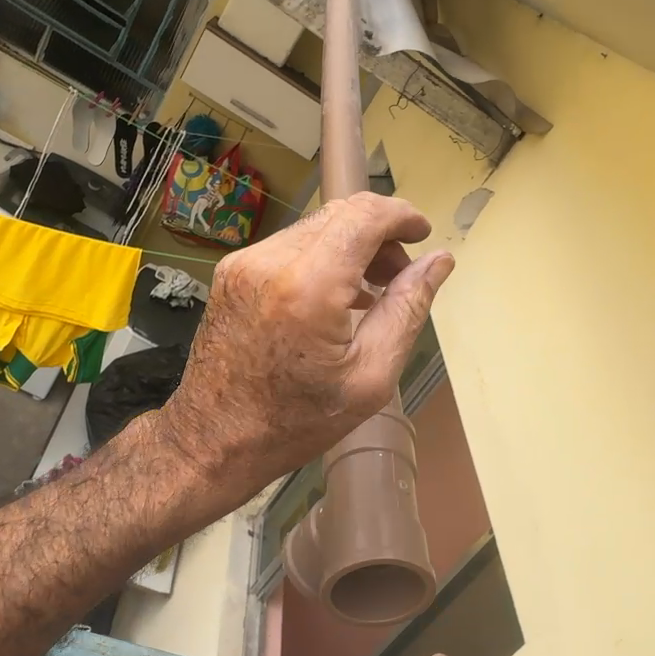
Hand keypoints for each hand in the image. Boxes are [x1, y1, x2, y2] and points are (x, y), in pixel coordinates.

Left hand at [159, 192, 454, 481]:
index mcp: (307, 287)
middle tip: (401, 275)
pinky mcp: (231, 273)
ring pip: (315, 228)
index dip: (401, 215)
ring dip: (351, 246)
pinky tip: (336, 297)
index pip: (362, 216)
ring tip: (372, 291)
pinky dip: (322, 258)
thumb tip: (439, 262)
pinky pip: (290, 246)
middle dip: (380, 233)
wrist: (215, 439)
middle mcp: (270, 262)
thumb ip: (407, 310)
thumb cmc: (297, 421)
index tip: (423, 234)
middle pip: (339, 215)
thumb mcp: (370, 377)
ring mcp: (244, 264)